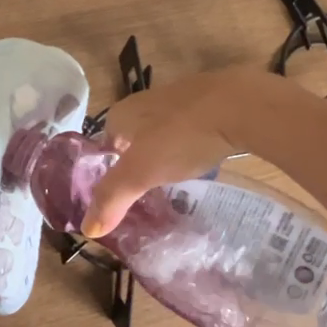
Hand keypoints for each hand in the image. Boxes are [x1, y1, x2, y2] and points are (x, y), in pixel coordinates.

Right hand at [84, 69, 263, 237]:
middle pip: (136, 136)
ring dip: (169, 151)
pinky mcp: (213, 101)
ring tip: (178, 180)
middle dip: (141, 161)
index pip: (107, 141)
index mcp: (124, 112)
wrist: (239, 105)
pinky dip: (196, 144)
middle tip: (150, 192)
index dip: (111, 167)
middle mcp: (148, 99)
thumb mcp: (140, 172)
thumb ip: (112, 198)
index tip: (122, 193)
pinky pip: (196, 127)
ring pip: (167, 130)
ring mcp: (182, 97)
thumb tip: (87, 230)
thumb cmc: (180, 136)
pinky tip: (206, 160)